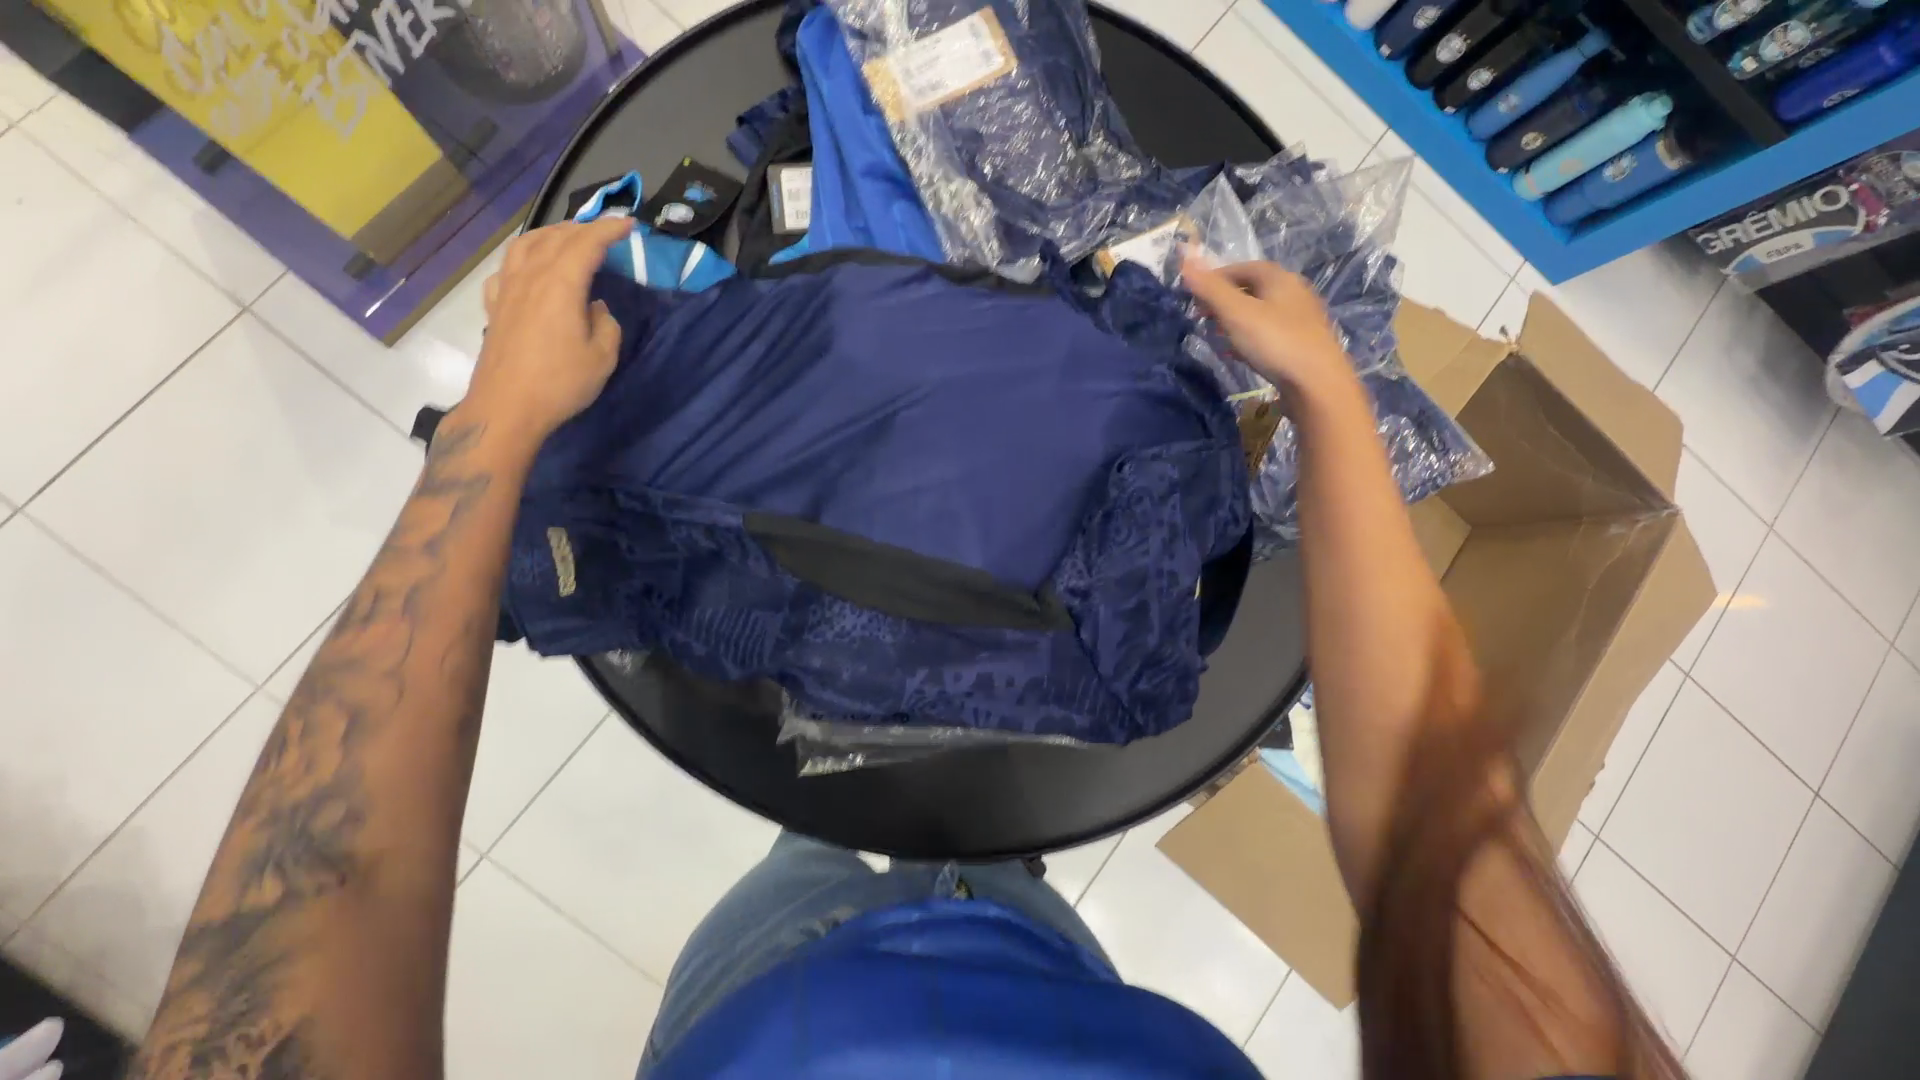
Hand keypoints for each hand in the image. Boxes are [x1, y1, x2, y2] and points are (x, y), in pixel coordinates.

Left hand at [460, 215, 634, 444]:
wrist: (508, 407)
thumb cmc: (561, 383)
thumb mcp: (602, 356)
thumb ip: (605, 324)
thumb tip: (594, 308)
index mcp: (560, 285)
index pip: (586, 244)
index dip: (609, 230)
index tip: (629, 224)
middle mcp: (530, 277)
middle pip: (555, 238)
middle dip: (582, 228)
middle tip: (604, 230)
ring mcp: (507, 290)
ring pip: (525, 245)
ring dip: (550, 234)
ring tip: (566, 237)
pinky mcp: (495, 307)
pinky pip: (507, 268)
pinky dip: (523, 257)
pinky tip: (529, 267)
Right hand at [1182, 254, 1356, 396]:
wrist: (1317, 383)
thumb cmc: (1275, 342)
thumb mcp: (1236, 313)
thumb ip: (1210, 287)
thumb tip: (1184, 255)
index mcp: (1279, 277)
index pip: (1241, 267)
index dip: (1215, 278)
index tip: (1194, 295)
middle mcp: (1294, 291)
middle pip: (1252, 288)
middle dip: (1224, 299)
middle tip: (1202, 315)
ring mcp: (1301, 318)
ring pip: (1261, 311)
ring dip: (1236, 319)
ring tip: (1216, 334)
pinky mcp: (1302, 342)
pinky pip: (1269, 332)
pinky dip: (1249, 336)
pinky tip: (1238, 352)